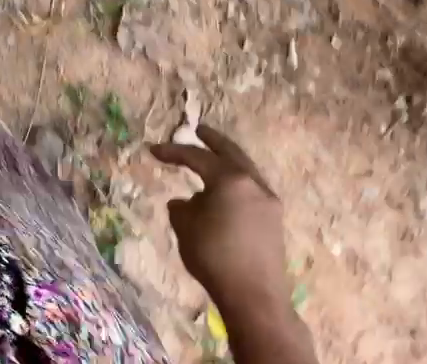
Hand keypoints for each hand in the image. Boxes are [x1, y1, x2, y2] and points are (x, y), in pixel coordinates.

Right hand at [150, 125, 291, 312]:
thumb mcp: (184, 224)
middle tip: (199, 130)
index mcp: (230, 180)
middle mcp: (254, 186)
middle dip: (214, 141)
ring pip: (246, 172)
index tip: (152, 150)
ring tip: (209, 161)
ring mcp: (269, 205)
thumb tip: (190, 202)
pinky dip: (235, 182)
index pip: (197, 156)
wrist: (254, 297)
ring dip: (227, 163)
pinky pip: (251, 190)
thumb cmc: (213, 254)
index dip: (172, 151)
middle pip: (232, 154)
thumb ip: (184, 205)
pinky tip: (221, 192)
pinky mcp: (273, 223)